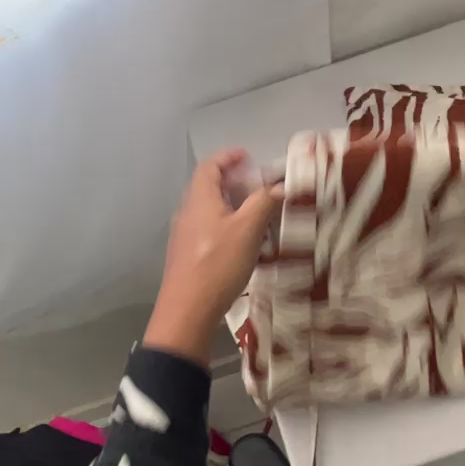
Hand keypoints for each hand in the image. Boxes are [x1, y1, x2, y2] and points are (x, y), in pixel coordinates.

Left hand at [144, 149, 283, 364]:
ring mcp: (184, 235)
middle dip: (234, 182)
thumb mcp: (248, 229)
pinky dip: (226, 225)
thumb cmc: (218, 263)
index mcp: (199, 199)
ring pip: (209, 210)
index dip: (228, 157)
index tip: (248, 156)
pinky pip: (208, 229)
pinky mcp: (188, 256)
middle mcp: (187, 212)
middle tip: (258, 186)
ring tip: (256, 214)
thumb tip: (280, 186)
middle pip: (208, 187)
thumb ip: (264, 203)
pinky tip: (243, 242)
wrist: (188, 310)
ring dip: (231, 205)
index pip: (210, 166)